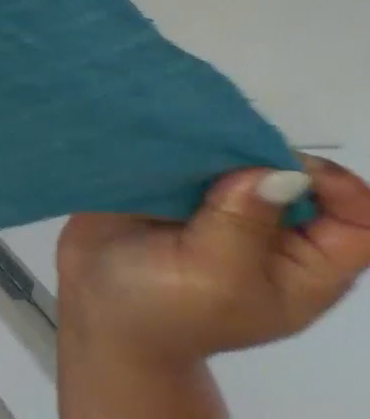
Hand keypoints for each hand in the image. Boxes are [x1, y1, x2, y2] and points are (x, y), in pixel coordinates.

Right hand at [57, 155, 369, 365]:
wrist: (96, 312)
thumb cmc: (165, 309)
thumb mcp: (214, 278)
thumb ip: (242, 226)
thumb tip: (278, 173)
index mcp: (304, 264)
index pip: (357, 221)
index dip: (337, 188)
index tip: (280, 164)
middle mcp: (267, 230)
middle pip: (290, 179)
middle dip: (257, 153)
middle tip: (211, 137)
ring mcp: (212, 208)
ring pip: (229, 162)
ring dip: (204, 142)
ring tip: (171, 127)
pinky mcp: (163, 192)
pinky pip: (175, 160)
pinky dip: (163, 143)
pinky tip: (141, 134)